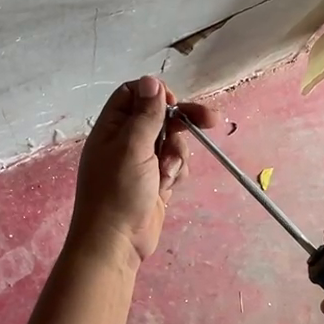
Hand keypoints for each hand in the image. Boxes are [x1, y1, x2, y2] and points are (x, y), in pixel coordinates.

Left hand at [69, 76, 219, 265]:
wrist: (116, 244)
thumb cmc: (118, 192)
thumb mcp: (132, 147)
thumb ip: (146, 114)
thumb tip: (151, 79)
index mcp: (112, 127)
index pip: (133, 95)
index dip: (155, 95)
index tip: (173, 104)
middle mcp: (126, 140)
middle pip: (160, 116)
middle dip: (183, 120)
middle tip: (211, 120)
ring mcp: (142, 162)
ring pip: (172, 142)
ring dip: (177, 154)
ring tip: (167, 173)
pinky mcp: (155, 181)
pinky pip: (175, 165)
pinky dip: (177, 172)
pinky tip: (168, 186)